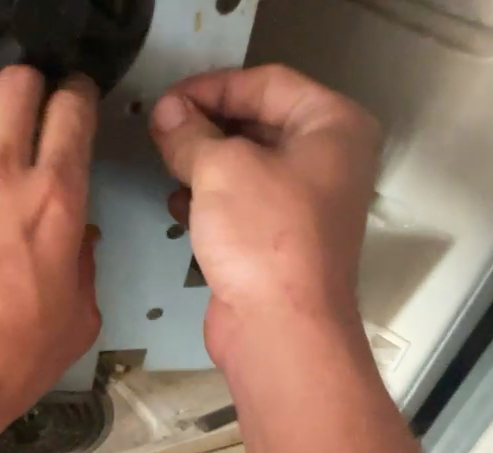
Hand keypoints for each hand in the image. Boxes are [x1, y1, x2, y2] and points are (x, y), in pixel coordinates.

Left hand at [0, 65, 100, 451]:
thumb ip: (83, 266)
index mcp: (56, 200)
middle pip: (16, 85)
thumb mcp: (77, 321)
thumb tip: (77, 241)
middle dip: (29, 93)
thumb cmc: (14, 362)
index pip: (73, 108)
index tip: (75, 109)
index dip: (77, 98)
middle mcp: (1, 177)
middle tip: (29, 123)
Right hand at [150, 66, 381, 371]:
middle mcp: (326, 162)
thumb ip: (190, 135)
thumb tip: (166, 114)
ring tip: (164, 163)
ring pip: (245, 168)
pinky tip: (177, 205)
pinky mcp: (277, 244)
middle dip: (206, 127)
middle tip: (160, 131)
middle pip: (258, 125)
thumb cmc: (264, 237)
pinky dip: (208, 202)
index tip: (166, 100)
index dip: (212, 86)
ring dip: (203, 165)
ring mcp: (302, 207)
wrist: (280, 328)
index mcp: (333, 126)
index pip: (267, 84)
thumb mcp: (221, 170)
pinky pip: (240, 207)